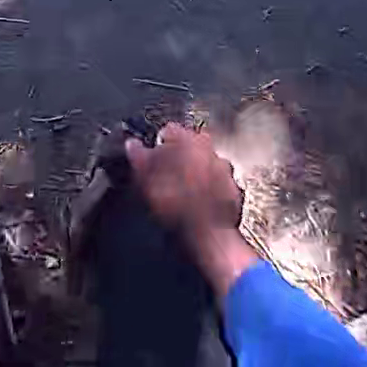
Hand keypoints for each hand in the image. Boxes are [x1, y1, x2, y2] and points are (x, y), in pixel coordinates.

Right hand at [126, 124, 261, 297]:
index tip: (153, 156)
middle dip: (181, 155)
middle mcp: (209, 148)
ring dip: (197, 170)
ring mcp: (224, 169)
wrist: (209, 237)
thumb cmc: (176, 205)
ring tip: (185, 190)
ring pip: (206, 162)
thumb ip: (138, 157)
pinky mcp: (235, 190)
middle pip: (190, 144)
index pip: (169, 129)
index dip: (158, 143)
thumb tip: (132, 145)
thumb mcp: (146, 180)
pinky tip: (201, 202)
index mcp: (186, 139)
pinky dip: (211, 188)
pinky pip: (219, 182)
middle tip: (168, 173)